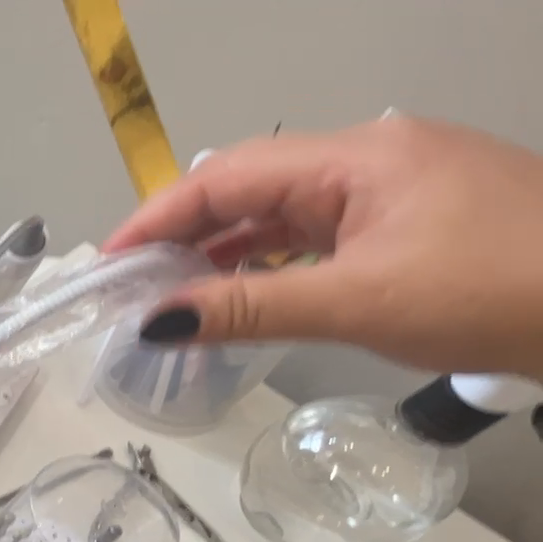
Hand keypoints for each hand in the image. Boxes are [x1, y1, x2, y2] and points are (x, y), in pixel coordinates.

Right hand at [105, 115, 542, 379]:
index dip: (153, 219)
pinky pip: (304, 236)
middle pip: (243, 189)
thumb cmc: (496, 292)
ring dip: (212, 254)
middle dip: (176, 236)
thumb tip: (152, 323)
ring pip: (271, 215)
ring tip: (160, 297)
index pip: (224, 177)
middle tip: (124, 288)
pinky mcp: (399, 222)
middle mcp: (367, 161)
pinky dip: (255, 265)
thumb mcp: (355, 301)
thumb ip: (243, 308)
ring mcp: (386, 191)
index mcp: (358, 158)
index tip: (104, 267)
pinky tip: (227, 295)